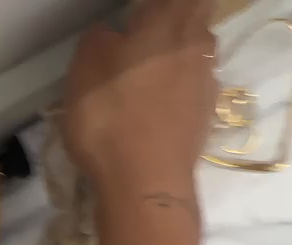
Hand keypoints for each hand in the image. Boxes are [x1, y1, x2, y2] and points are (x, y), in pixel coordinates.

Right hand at [61, 0, 218, 205]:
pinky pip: (195, 89)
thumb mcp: (83, 71)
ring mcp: (208, 78)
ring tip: (150, 80)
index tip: (135, 19)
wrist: (145, 180)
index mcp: (168, 18)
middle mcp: (198, 40)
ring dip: (178, 58)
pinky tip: (157, 112)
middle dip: (175, 21)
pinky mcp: (208, 114)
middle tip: (148, 39)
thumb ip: (96, 41)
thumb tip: (110, 34)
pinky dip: (179, 94)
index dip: (151, 9)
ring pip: (197, 52)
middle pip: (196, 13)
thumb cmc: (110, 117)